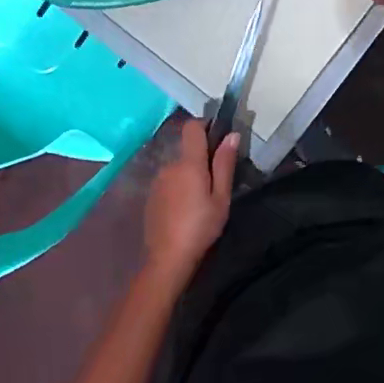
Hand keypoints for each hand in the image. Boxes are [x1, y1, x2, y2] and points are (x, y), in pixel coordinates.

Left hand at [143, 118, 240, 277]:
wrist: (167, 256)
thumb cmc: (200, 227)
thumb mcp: (221, 198)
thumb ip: (224, 164)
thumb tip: (231, 135)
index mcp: (188, 163)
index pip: (191, 127)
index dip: (205, 126)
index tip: (218, 137)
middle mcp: (169, 165)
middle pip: (186, 149)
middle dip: (201, 157)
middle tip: (218, 180)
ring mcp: (157, 180)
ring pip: (178, 167)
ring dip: (190, 174)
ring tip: (203, 199)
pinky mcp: (151, 194)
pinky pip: (169, 181)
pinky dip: (179, 186)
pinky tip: (186, 208)